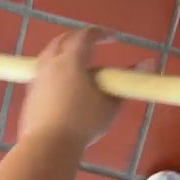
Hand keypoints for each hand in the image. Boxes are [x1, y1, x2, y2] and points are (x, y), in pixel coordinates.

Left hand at [18, 29, 123, 146]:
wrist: (47, 145)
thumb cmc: (83, 122)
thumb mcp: (110, 104)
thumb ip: (126, 82)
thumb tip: (149, 63)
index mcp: (71, 61)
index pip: (85, 36)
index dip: (100, 33)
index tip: (114, 38)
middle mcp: (51, 63)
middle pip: (63, 40)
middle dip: (79, 38)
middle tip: (94, 45)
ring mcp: (37, 78)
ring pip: (49, 54)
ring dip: (64, 51)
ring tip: (77, 63)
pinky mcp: (30, 93)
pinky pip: (42, 70)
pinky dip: (54, 68)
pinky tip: (63, 83)